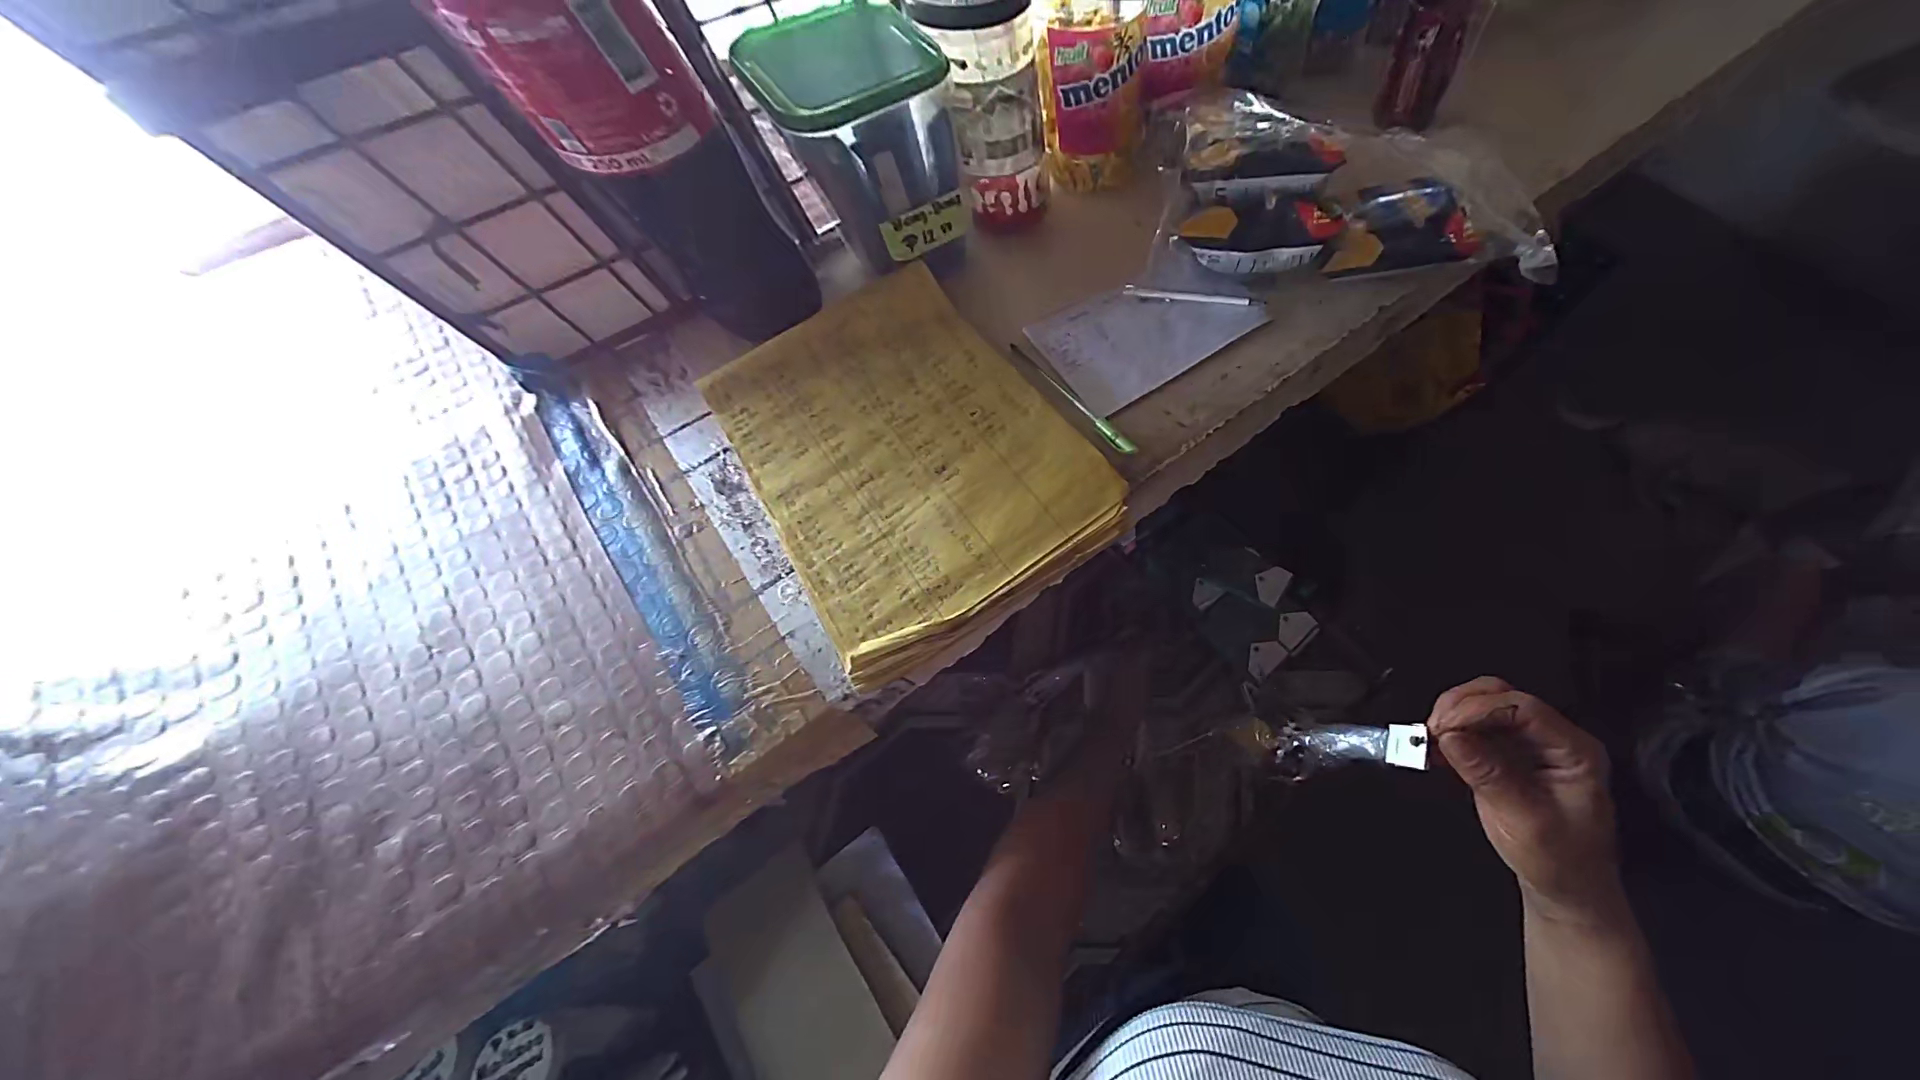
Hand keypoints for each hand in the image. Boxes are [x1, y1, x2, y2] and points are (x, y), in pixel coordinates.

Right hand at [1428, 677, 1625, 925]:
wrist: (1564, 886)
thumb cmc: (1557, 859)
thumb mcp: (1524, 821)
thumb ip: (1488, 775)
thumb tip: (1449, 737)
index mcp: (1572, 751)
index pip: (1523, 708)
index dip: (1478, 710)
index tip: (1444, 729)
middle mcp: (1549, 738)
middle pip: (1499, 695)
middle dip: (1459, 707)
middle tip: (1432, 732)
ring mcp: (1524, 743)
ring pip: (1478, 704)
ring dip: (1448, 717)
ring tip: (1428, 741)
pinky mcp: (1500, 751)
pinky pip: (1468, 726)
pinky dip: (1445, 731)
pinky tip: (1431, 748)